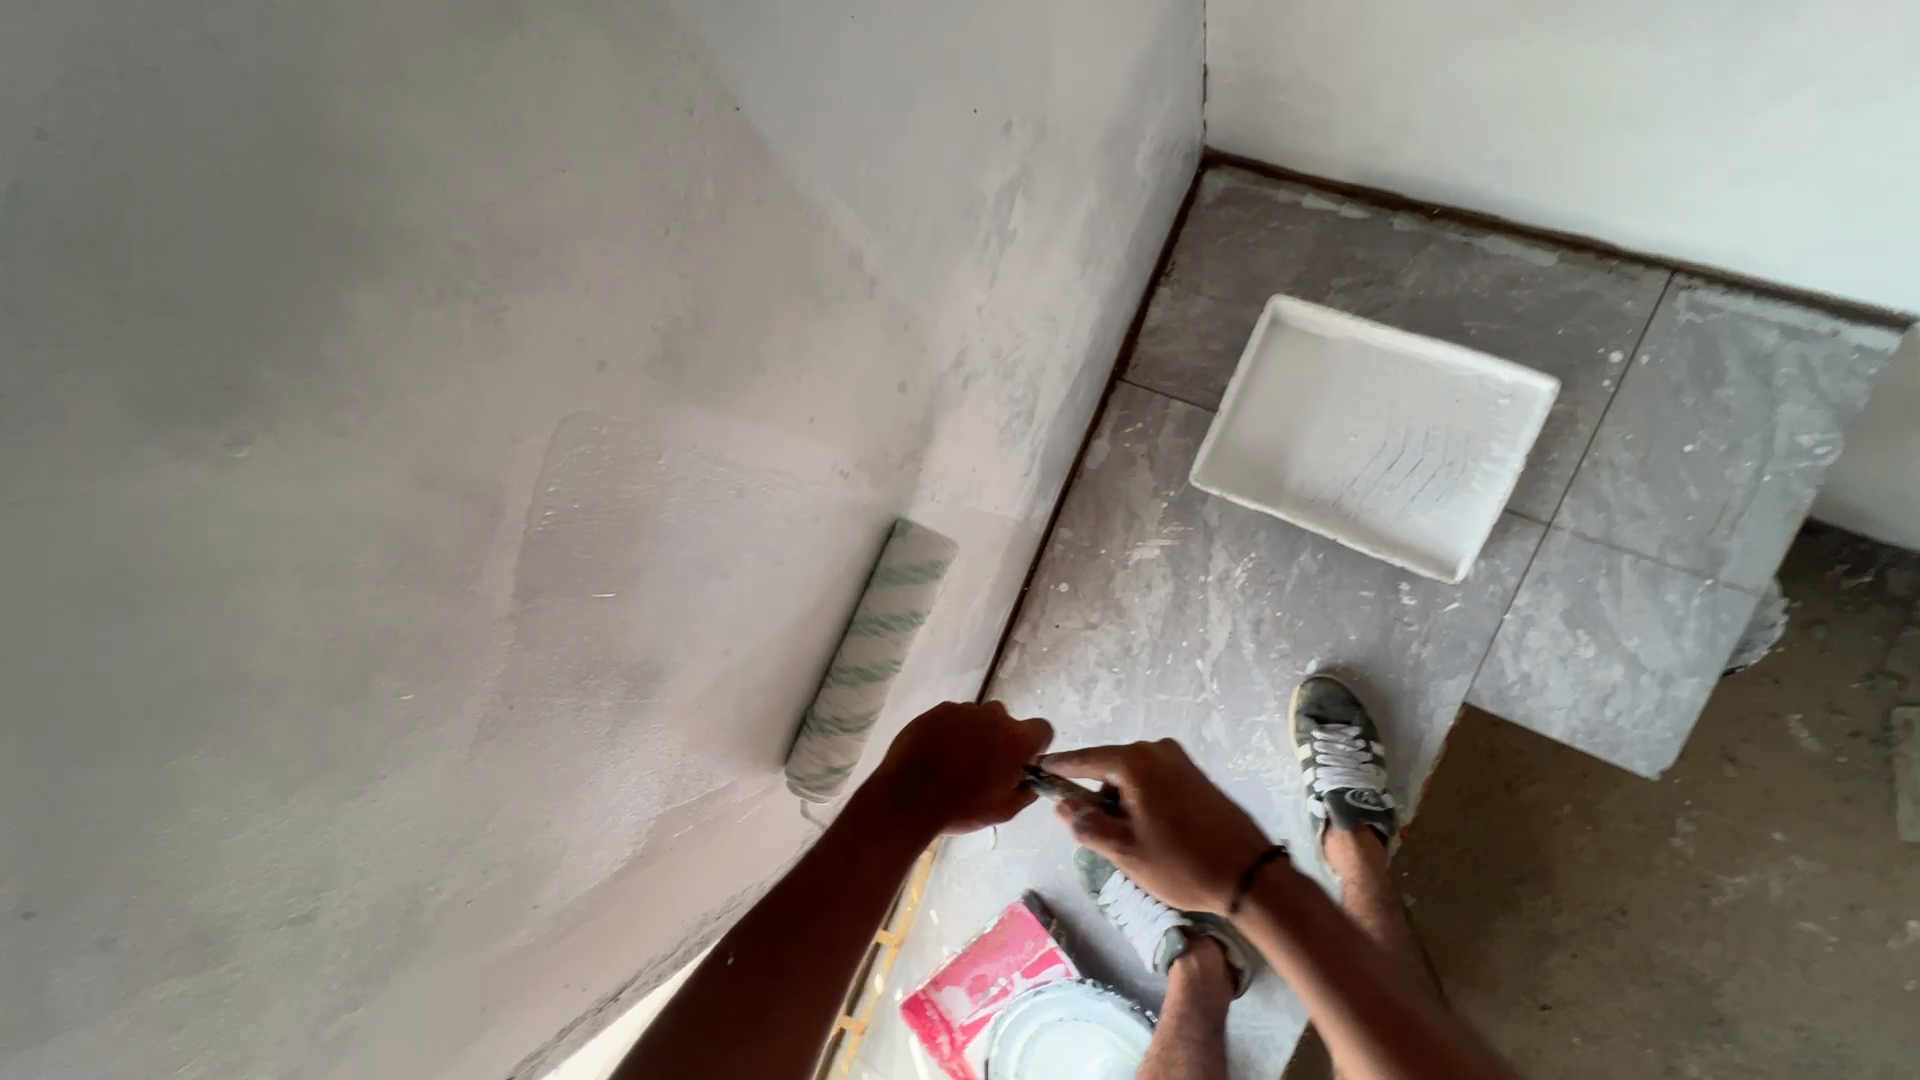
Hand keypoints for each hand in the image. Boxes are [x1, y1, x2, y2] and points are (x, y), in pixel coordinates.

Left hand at [869, 701, 1052, 834]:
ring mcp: (963, 710)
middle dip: (1001, 739)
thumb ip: (1025, 792)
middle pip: (1007, 722)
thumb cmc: (961, 808)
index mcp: (1016, 739)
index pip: (1043, 729)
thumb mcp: (1003, 811)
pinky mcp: (937, 710)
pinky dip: (950, 731)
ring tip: (955, 761)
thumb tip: (1031, 782)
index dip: (1035, 745)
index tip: (1021, 761)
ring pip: (978, 719)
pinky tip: (937, 753)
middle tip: (984, 765)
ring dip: (974, 734)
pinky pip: (953, 717)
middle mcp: (993, 716)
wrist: (908, 797)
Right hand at [1042, 739, 1270, 913]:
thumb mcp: (1124, 851)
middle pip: (1107, 768)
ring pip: (1130, 777)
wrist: (1250, 875)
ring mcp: (1178, 759)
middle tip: (1096, 834)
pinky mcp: (1194, 773)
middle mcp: (1155, 750)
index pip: (1083, 760)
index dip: (1057, 767)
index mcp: (1134, 762)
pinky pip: (1151, 780)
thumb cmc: (1181, 864)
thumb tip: (1061, 807)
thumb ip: (1086, 824)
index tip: (1033, 769)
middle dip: (1095, 797)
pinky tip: (1150, 831)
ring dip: (1120, 802)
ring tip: (1130, 842)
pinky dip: (1140, 800)